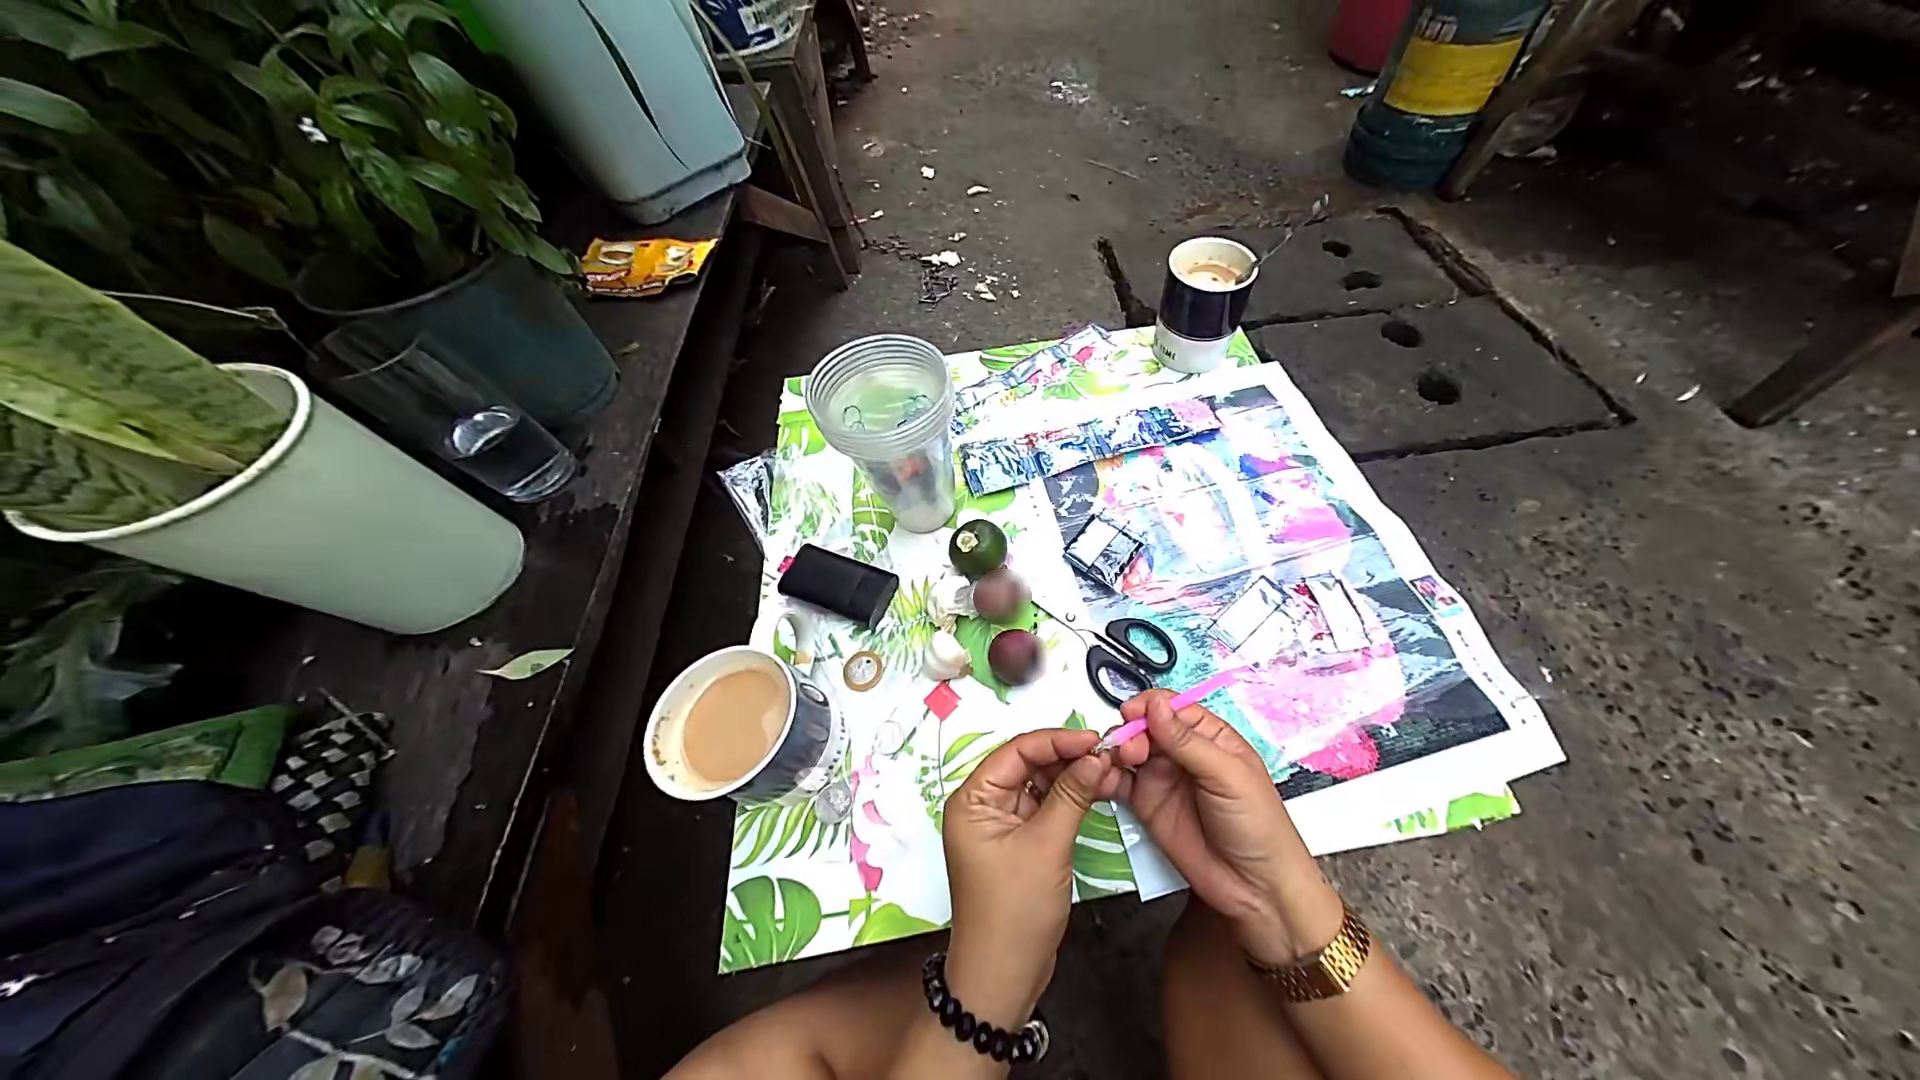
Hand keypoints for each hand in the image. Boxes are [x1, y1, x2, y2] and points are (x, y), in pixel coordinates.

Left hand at [942, 728, 1122, 1025]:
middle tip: (1106, 755)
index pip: (1016, 751)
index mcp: (972, 798)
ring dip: (1071, 777)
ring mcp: (1000, 823)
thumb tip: (1096, 756)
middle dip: (1066, 758)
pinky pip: (1043, 806)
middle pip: (1026, 764)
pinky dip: (1068, 799)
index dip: (1056, 741)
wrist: (1003, 978)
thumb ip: (1071, 795)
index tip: (1094, 739)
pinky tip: (1094, 791)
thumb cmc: (1014, 912)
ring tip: (1107, 772)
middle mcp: (982, 804)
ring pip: (1038, 784)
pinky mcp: (1017, 841)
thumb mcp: (1046, 846)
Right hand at [1108, 689, 1343, 965]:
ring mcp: (1161, 777)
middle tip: (1130, 752)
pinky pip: (1118, 782)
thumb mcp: (1227, 775)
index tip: (1132, 714)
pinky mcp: (1145, 803)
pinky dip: (1104, 776)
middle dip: (1130, 732)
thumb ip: (1186, 741)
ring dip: (1114, 751)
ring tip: (1115, 765)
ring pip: (1127, 750)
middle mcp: (1181, 752)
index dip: (1148, 707)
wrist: (1255, 890)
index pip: (1170, 707)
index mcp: (1208, 736)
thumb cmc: (1257, 826)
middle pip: (1143, 726)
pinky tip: (1099, 778)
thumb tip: (1154, 704)